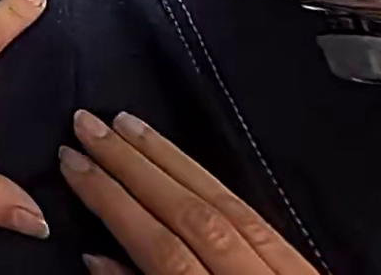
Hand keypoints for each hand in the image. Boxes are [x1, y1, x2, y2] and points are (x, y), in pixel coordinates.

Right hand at [60, 110, 320, 274]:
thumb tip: (94, 259)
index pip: (163, 252)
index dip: (112, 201)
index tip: (72, 161)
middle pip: (190, 215)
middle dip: (130, 164)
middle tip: (86, 122)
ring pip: (222, 202)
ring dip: (166, 156)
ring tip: (123, 121)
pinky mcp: (309, 274)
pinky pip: (252, 212)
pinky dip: (206, 176)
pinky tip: (177, 154)